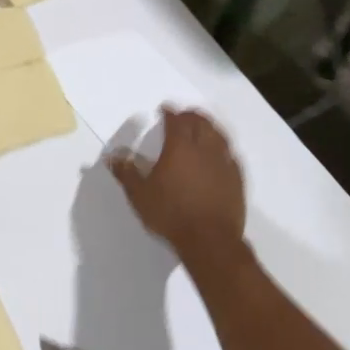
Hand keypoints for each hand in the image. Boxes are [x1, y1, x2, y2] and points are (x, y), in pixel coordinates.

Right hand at [106, 109, 245, 257]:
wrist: (210, 240)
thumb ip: (126, 173)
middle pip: (200, 122)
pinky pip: (230, 154)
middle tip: (184, 115)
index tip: (164, 109)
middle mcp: (204, 149)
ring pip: (219, 135)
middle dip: (191, 115)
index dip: (170, 112)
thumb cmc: (170, 214)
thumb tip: (112, 156)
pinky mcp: (237, 179)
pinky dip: (223, 146)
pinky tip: (220, 152)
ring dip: (210, 126)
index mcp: (179, 147)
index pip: (176, 121)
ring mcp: (224, 163)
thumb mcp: (139, 195)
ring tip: (203, 126)